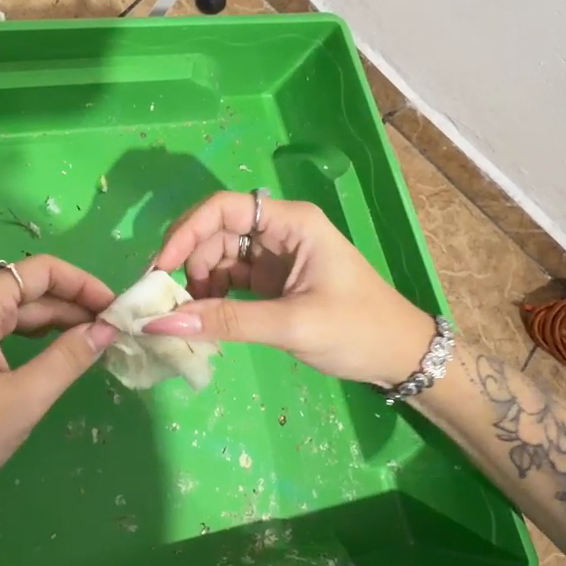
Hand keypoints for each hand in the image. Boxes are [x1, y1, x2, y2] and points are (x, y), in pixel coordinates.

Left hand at [0, 256, 119, 505]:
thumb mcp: (23, 398)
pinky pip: (4, 331)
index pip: (43, 270)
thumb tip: (106, 329)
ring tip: (99, 341)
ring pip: (19, 312)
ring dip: (59, 323)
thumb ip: (68, 358)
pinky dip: (36, 339)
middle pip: (32, 288)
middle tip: (118, 330)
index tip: (119, 309)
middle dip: (76, 304)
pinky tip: (61, 355)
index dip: (85, 283)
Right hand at [142, 192, 436, 386]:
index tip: (162, 267)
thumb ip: (227, 321)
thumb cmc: (359, 331)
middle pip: (217, 231)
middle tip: (166, 299)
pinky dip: (212, 295)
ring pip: (219, 255)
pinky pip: (230, 278)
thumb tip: (162, 323)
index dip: (187, 230)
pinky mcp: (273, 281)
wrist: (403, 359)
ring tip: (187, 315)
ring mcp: (276, 256)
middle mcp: (281, 231)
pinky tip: (205, 318)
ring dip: (198, 281)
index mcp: (294, 223)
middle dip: (188, 260)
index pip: (225, 207)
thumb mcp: (292, 326)